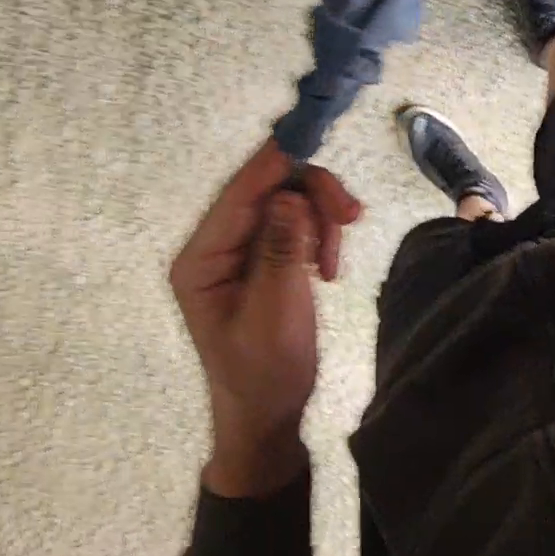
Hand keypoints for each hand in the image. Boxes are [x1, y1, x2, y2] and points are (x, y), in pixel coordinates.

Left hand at [170, 141, 362, 496]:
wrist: (269, 416)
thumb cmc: (266, 372)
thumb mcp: (276, 313)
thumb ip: (282, 250)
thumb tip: (290, 194)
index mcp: (202, 258)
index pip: (240, 192)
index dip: (278, 162)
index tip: (318, 138)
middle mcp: (215, 246)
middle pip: (267, 191)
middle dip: (311, 196)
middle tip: (353, 215)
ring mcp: (239, 251)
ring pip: (286, 203)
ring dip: (320, 219)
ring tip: (336, 261)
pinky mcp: (262, 258)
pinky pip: (294, 224)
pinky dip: (318, 235)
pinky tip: (328, 266)